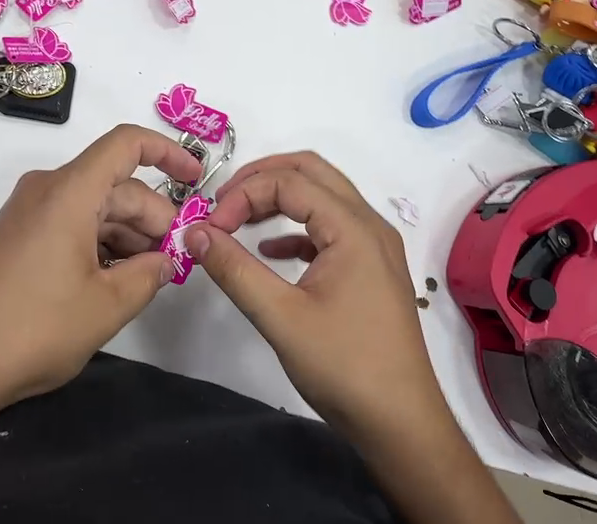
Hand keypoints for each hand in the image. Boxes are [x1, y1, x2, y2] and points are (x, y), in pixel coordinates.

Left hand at [0, 124, 200, 414]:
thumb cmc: (34, 329)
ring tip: (149, 279)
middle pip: (115, 185)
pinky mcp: (18, 236)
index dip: (167, 153)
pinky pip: (71, 224)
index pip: (126, 145)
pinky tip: (115, 281)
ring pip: (94, 207)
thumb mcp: (107, 305)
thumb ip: (149, 275)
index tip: (197, 180)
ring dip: (127, 235)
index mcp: (68, 191)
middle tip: (178, 262)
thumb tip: (166, 259)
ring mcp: (28, 213)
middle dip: (153, 218)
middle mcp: (46, 189)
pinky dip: (99, 244)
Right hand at [185, 152, 440, 439]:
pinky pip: (329, 226)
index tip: (210, 227)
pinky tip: (269, 252)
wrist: (402, 425)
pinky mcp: (370, 270)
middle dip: (261, 178)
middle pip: (311, 172)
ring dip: (279, 198)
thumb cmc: (344, 367)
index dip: (243, 195)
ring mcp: (374, 247)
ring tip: (237, 220)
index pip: (289, 182)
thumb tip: (194, 232)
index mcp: (354, 229)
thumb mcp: (280, 317)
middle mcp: (369, 226)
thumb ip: (234, 269)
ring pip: (322, 196)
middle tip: (223, 202)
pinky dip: (295, 227)